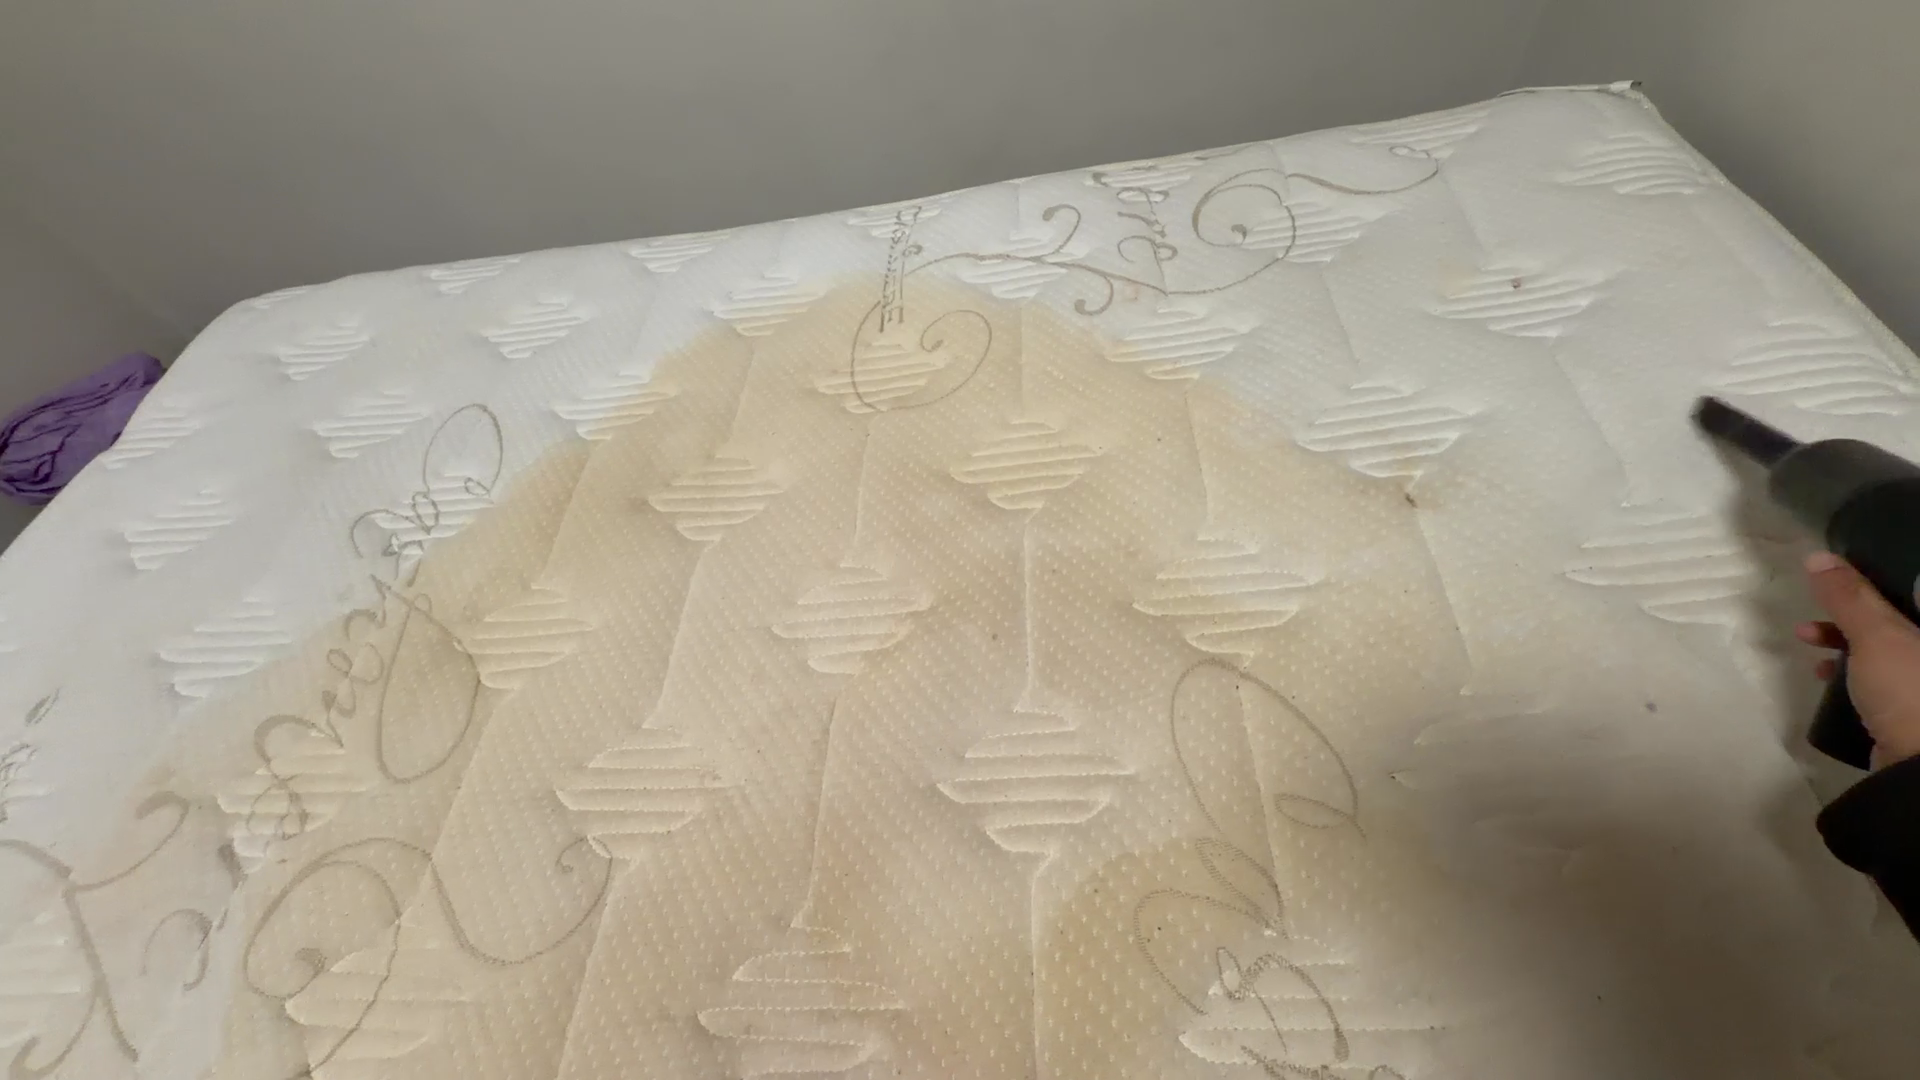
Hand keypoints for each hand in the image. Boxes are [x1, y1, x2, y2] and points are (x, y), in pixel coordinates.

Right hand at [1798, 552, 1919, 768]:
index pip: (1916, 595)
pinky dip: (1857, 669)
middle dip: (1855, 613)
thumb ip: (1849, 598)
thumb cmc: (1916, 692)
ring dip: (1848, 640)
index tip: (1842, 584)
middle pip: (1904, 621)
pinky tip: (1826, 674)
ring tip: (1808, 641)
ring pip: (1893, 648)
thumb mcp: (1878, 637)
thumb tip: (1818, 557)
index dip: (1880, 584)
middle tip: (1818, 612)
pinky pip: (1889, 676)